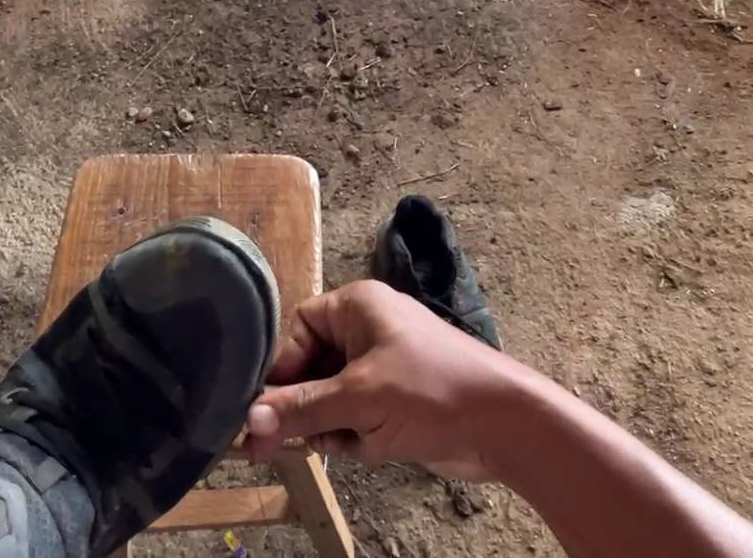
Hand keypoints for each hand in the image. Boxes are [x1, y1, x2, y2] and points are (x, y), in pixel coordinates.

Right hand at [244, 280, 524, 478]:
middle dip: (309, 404)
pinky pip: (355, 414)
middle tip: (292, 440)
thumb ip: (302, 409)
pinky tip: (374, 446)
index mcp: (357, 306)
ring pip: (331, 397)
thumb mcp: (359, 399)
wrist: (503, 423)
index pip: (300, 328)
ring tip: (351, 439)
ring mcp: (382, 364)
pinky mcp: (394, 398)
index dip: (283, 367)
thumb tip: (249, 421)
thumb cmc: (429, 389)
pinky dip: (357, 434)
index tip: (267, 408)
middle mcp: (366, 328)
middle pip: (312, 366)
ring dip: (334, 424)